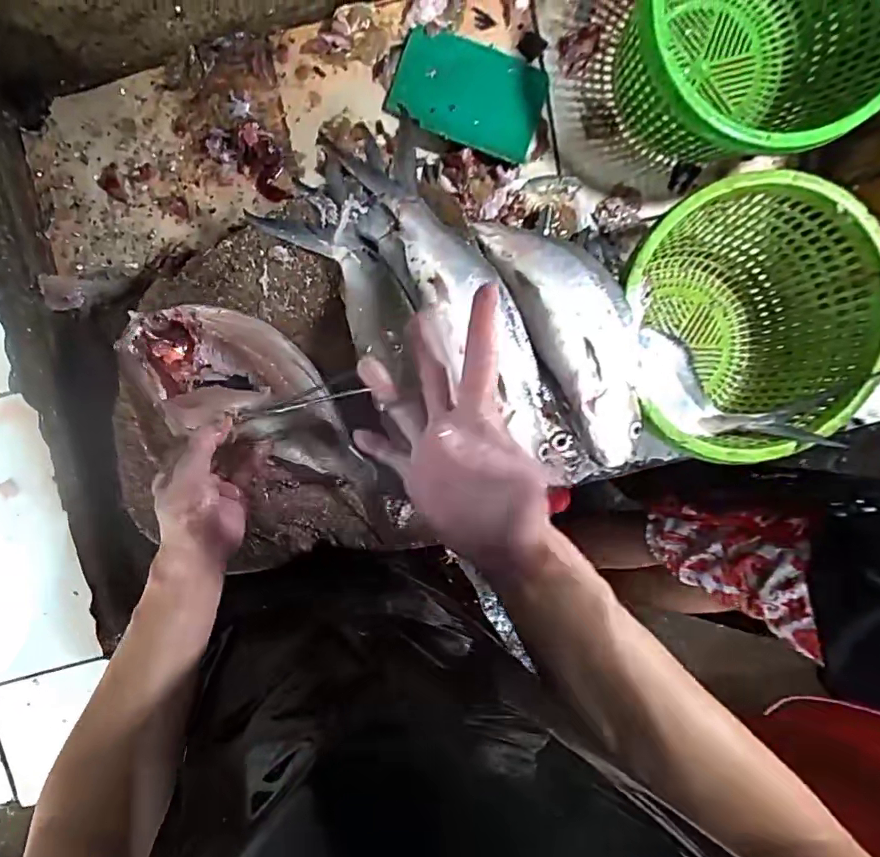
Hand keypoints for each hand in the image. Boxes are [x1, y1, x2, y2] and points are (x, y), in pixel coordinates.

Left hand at [153, 419, 247, 576]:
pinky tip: (263, 448)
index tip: (225, 414)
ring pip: (232, 461)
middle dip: (229, 436)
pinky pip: (245, 476)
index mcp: (176, 471)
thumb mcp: (189, 470)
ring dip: (244, 447)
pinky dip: (254, 462)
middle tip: (246, 418)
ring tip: (259, 428)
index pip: (191, 443)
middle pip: (214, 451)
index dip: (207, 429)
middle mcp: (196, 477)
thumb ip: (203, 444)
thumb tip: (221, 421)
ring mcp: (217, 488)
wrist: (201, 548)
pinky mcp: (236, 499)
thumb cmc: (186, 507)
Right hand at [355, 283, 554, 578]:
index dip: (481, 329)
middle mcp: (449, 427)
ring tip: (368, 362)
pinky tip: (360, 433)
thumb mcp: (520, 484)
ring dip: (388, 389)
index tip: (485, 292)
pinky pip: (391, 455)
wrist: (498, 542)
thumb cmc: (517, 511)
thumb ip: (496, 460)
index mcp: (477, 421)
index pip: (478, 365)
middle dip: (426, 348)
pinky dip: (376, 444)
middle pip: (435, 379)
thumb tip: (449, 436)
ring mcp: (430, 450)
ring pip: (405, 411)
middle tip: (417, 316)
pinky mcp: (415, 474)